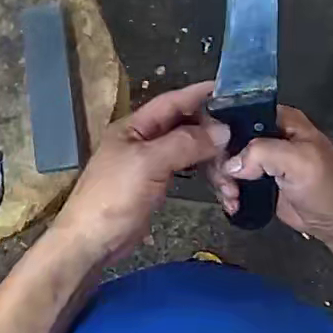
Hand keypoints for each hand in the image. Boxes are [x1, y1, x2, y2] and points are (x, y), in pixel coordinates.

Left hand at [49, 81, 227, 265]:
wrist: (92, 241)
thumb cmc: (113, 197)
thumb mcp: (148, 164)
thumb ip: (184, 143)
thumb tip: (222, 129)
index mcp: (134, 127)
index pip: (172, 102)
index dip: (200, 94)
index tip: (232, 90)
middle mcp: (142, 140)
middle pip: (186, 127)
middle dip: (214, 138)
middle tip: (241, 152)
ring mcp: (150, 163)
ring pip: (191, 152)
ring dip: (215, 166)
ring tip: (232, 187)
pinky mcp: (157, 184)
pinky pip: (189, 173)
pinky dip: (207, 181)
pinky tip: (224, 195)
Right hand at [207, 106, 332, 243]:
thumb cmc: (329, 190)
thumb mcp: (300, 162)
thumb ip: (263, 152)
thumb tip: (231, 164)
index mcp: (279, 119)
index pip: (236, 112)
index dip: (220, 130)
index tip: (217, 153)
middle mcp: (265, 134)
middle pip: (224, 139)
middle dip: (220, 163)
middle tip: (229, 184)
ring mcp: (258, 157)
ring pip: (223, 160)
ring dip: (222, 180)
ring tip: (232, 197)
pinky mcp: (254, 178)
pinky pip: (228, 178)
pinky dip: (226, 191)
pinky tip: (233, 203)